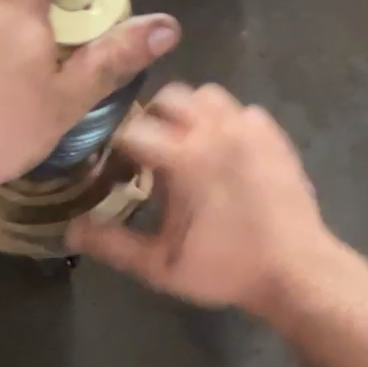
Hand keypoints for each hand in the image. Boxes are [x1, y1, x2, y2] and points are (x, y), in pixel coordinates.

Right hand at [68, 82, 338, 315]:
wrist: (298, 272)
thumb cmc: (225, 268)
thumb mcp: (160, 265)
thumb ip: (112, 244)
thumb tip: (69, 230)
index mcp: (184, 157)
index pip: (131, 127)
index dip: (112, 143)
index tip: (108, 163)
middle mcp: (216, 130)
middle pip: (168, 97)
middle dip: (150, 118)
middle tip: (144, 152)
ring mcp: (249, 128)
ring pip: (206, 94)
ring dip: (188, 113)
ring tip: (182, 145)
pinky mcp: (274, 136)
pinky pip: (241, 109)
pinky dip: (224, 122)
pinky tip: (221, 152)